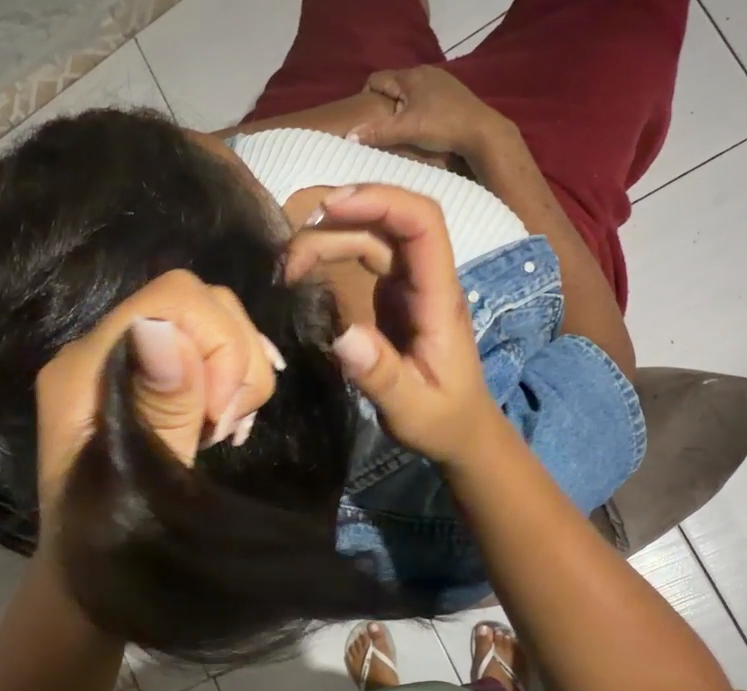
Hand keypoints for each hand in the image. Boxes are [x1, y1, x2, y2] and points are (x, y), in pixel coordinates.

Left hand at [33, 269, 281, 532]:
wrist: (93, 579)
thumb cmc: (110, 548)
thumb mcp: (137, 491)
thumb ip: (156, 413)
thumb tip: (162, 332)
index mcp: (84, 370)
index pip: (171, 299)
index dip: (220, 347)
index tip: (220, 419)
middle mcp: (101, 351)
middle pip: (199, 302)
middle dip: (235, 361)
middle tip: (225, 430)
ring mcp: (128, 363)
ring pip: (213, 321)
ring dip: (239, 374)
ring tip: (224, 432)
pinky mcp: (153, 379)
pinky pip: (212, 351)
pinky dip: (235, 381)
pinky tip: (224, 425)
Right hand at [284, 185, 509, 466]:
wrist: (460, 432)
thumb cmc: (442, 420)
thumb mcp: (412, 410)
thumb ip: (381, 376)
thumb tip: (341, 337)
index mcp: (439, 298)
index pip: (422, 225)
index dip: (380, 202)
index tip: (331, 210)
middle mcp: (426, 280)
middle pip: (389, 223)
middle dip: (339, 221)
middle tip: (288, 256)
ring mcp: (409, 285)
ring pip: (373, 237)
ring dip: (329, 237)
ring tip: (286, 265)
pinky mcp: (393, 296)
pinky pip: (365, 257)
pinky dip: (333, 253)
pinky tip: (303, 270)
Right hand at [348, 66, 511, 159]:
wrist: (482, 132)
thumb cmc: (442, 126)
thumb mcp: (407, 130)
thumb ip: (378, 132)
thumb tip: (349, 136)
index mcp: (410, 76)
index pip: (376, 80)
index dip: (366, 99)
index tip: (367, 122)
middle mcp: (424, 72)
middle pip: (393, 87)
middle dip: (384, 107)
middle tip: (383, 131)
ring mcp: (440, 81)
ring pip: (409, 94)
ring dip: (402, 111)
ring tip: (402, 133)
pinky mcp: (451, 94)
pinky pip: (424, 100)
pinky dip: (418, 112)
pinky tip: (422, 130)